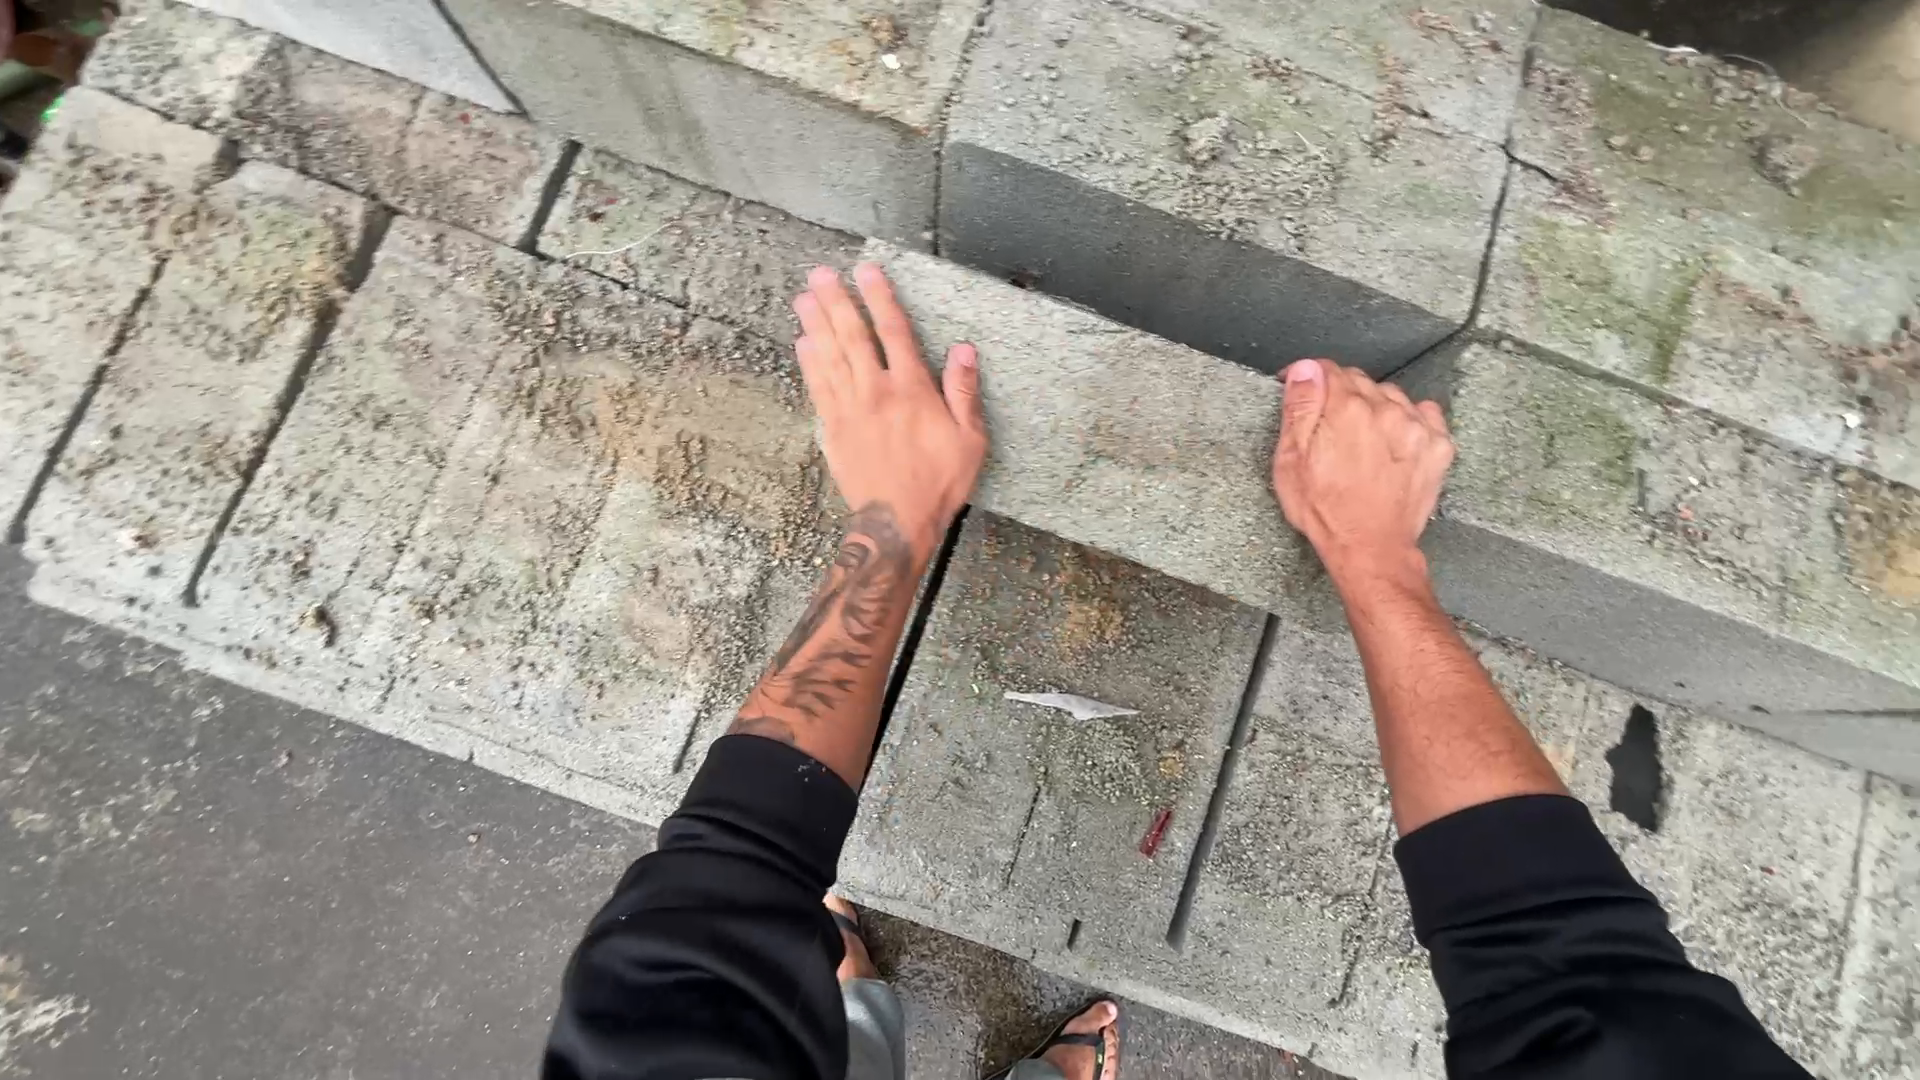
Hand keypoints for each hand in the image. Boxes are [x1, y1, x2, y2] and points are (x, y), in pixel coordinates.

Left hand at [792, 263, 987, 561]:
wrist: (897, 521)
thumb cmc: (939, 482)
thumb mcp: (969, 440)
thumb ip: (963, 392)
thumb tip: (964, 350)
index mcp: (912, 390)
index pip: (894, 332)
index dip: (881, 298)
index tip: (867, 271)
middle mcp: (877, 392)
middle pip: (853, 337)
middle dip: (837, 301)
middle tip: (821, 273)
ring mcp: (851, 410)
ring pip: (830, 357)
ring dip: (816, 324)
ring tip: (804, 297)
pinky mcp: (834, 430)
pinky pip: (818, 388)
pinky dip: (809, 364)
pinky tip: (802, 343)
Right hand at [1271, 359, 1453, 588]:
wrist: (1369, 547)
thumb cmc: (1324, 510)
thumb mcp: (1290, 461)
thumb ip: (1300, 408)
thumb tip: (1305, 369)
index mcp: (1344, 410)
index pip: (1326, 369)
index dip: (1307, 378)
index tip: (1298, 389)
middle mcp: (1385, 409)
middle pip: (1358, 380)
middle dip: (1338, 394)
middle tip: (1325, 425)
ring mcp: (1415, 427)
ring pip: (1389, 395)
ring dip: (1372, 406)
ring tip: (1358, 438)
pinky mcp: (1437, 446)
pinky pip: (1423, 413)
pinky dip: (1406, 419)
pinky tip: (1390, 440)